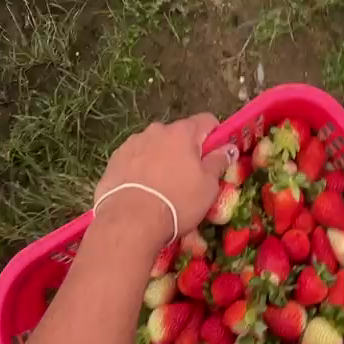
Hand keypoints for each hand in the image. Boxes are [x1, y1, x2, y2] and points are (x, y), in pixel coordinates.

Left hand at [92, 114, 232, 247]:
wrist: (129, 222)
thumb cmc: (176, 202)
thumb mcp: (207, 187)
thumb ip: (218, 162)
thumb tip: (228, 148)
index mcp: (183, 132)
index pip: (207, 121)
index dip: (214, 137)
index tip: (214, 157)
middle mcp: (157, 130)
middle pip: (179, 134)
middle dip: (185, 150)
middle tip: (188, 178)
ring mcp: (133, 142)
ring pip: (155, 146)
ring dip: (162, 158)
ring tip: (161, 188)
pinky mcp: (115, 159)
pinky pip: (135, 158)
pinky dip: (141, 169)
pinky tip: (141, 191)